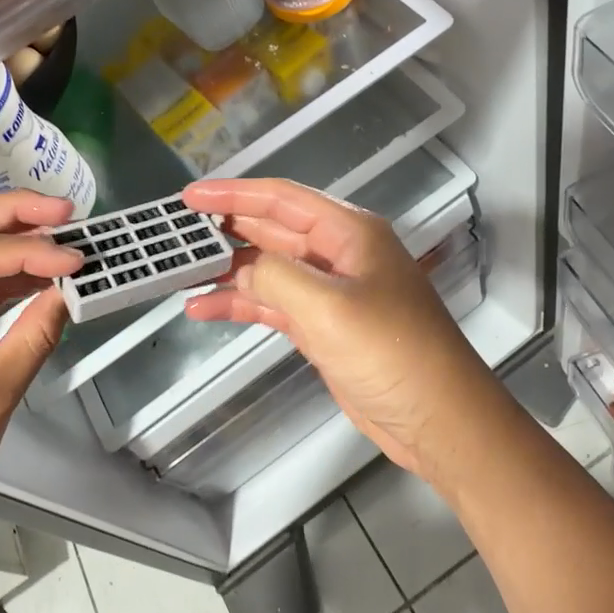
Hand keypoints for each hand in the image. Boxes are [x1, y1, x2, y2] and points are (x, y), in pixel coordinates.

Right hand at [181, 178, 504, 481]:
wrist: (438, 420)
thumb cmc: (390, 351)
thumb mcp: (328, 307)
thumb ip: (274, 277)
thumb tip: (240, 268)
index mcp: (349, 232)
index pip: (282, 198)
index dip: (234, 193)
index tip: (189, 196)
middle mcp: (338, 253)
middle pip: (272, 229)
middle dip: (226, 229)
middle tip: (175, 231)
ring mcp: (331, 292)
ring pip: (268, 268)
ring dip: (228, 270)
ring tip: (178, 271)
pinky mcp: (323, 327)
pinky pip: (273, 305)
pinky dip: (240, 306)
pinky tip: (203, 309)